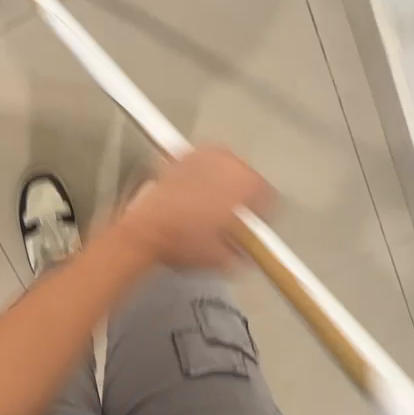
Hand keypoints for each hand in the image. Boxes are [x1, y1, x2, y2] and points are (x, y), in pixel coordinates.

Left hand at [110, 146, 273, 269]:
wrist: (145, 230)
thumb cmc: (184, 243)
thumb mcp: (220, 258)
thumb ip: (241, 253)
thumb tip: (244, 253)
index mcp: (245, 186)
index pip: (268, 194)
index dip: (264, 210)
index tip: (256, 222)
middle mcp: (228, 164)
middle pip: (248, 173)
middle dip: (245, 190)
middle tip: (236, 210)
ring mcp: (203, 156)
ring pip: (226, 161)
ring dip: (226, 177)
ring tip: (218, 196)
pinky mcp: (180, 156)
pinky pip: (201, 159)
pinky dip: (203, 170)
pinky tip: (196, 186)